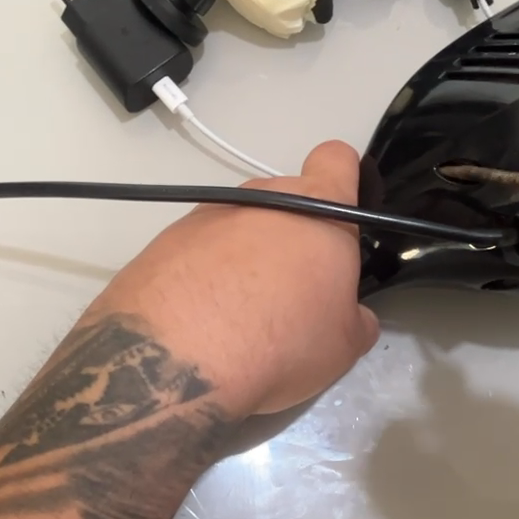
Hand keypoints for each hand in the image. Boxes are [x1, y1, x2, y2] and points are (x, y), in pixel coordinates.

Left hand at [88, 140, 380, 417]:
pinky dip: (203, 275)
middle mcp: (261, 198)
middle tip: (290, 293)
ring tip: (239, 315)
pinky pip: (198, 250)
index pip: (337, 159)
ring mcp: (207, 214)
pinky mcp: (164, 239)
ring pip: (239, 227)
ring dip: (244, 259)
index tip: (339, 220)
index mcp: (318, 209)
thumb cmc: (281, 340)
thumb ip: (354, 317)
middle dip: (290, 238)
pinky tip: (203, 319)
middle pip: (285, 202)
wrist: (178, 358)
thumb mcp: (343, 344)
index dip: (343, 182)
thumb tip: (351, 316)